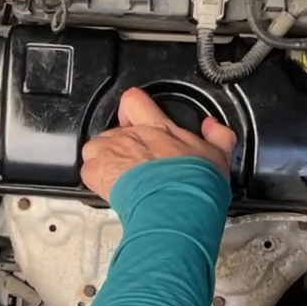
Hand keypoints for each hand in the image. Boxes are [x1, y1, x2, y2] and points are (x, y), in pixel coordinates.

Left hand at [81, 87, 236, 200]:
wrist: (178, 204)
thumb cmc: (196, 184)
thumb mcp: (219, 156)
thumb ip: (218, 136)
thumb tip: (213, 125)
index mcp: (157, 128)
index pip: (134, 101)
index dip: (129, 109)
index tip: (132, 120)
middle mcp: (131, 136)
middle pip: (111, 131)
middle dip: (117, 146)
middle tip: (131, 164)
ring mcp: (112, 152)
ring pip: (94, 148)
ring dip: (101, 161)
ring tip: (118, 179)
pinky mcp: (99, 173)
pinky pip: (87, 171)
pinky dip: (95, 181)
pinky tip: (110, 190)